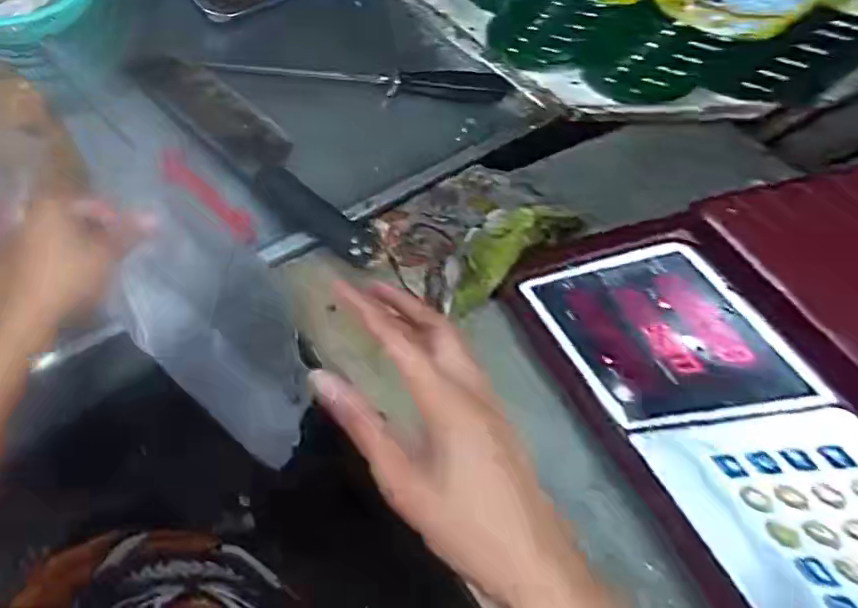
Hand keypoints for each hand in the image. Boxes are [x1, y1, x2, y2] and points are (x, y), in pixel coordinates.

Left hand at [3, 197, 141, 337]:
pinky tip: (76, 274)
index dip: (117, 220)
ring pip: (63, 233)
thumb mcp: (104, 255)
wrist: (23, 314)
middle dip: (99, 232)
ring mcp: (21, 233)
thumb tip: (154, 216)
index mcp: (51, 202)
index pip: (94, 203)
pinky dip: (66, 255)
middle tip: (117, 253)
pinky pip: (49, 247)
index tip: (130, 242)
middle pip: (76, 216)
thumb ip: (128, 234)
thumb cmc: (67, 277)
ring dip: (83, 244)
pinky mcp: (16, 255)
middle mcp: (32, 211)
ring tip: (100, 265)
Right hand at [313, 281, 618, 607]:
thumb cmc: (466, 526)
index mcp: (449, 403)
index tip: (337, 283)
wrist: (545, 578)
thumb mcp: (400, 479)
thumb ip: (361, 423)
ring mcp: (492, 410)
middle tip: (365, 284)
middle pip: (441, 331)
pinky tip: (420, 353)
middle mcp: (475, 395)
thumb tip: (318, 375)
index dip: (366, 308)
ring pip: (457, 346)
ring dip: (421, 319)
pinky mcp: (498, 425)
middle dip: (402, 302)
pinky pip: (463, 364)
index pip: (400, 340)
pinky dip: (434, 341)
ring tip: (387, 308)